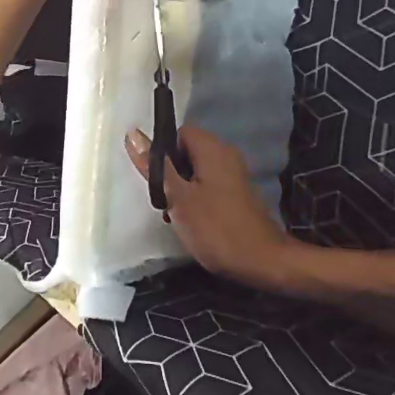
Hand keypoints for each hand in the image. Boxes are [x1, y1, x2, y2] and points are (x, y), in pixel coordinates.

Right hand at [124, 125, 299, 285]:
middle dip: (171, 174)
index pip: (179, 133)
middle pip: (187, 152)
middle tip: (164, 200)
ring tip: (176, 215)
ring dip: (182, 190)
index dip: (163, 152)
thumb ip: (156, 167)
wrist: (261, 261)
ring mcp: (234, 174)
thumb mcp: (178, 197)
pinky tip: (192, 222)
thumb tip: (133, 132)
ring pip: (196, 172)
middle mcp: (226, 154)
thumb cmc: (215, 227)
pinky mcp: (238, 193)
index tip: (156, 178)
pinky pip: (209, 186)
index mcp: (212, 148)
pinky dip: (197, 199)